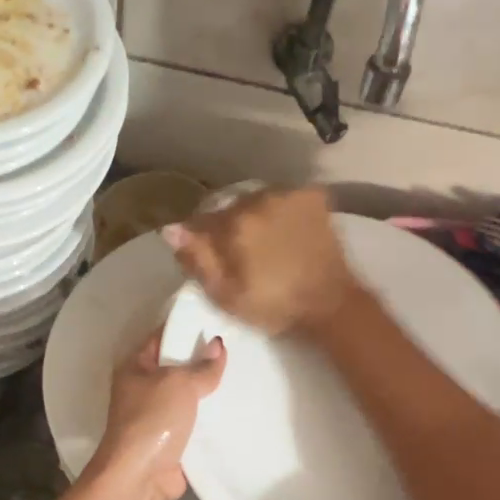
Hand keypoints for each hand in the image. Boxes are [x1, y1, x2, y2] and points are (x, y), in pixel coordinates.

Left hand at [81, 328, 226, 499]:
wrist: (139, 477)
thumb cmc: (153, 420)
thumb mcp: (179, 383)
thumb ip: (201, 366)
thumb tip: (218, 345)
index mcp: (135, 367)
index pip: (161, 337)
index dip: (187, 327)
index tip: (218, 319)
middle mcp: (142, 389)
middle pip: (176, 367)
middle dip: (203, 359)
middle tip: (241, 346)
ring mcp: (156, 416)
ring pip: (187, 396)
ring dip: (209, 391)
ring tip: (245, 374)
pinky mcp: (170, 441)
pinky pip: (194, 423)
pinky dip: (211, 419)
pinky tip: (238, 409)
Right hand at [162, 186, 362, 334]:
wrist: (330, 303)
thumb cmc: (273, 306)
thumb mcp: (225, 294)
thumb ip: (197, 259)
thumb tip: (170, 229)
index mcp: (234, 223)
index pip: (201, 222)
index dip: (201, 241)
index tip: (211, 259)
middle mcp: (259, 199)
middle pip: (230, 209)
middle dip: (230, 228)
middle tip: (242, 256)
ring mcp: (289, 194)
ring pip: (257, 201)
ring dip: (255, 217)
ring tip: (266, 245)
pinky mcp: (313, 196)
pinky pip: (284, 199)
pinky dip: (281, 212)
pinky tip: (286, 234)